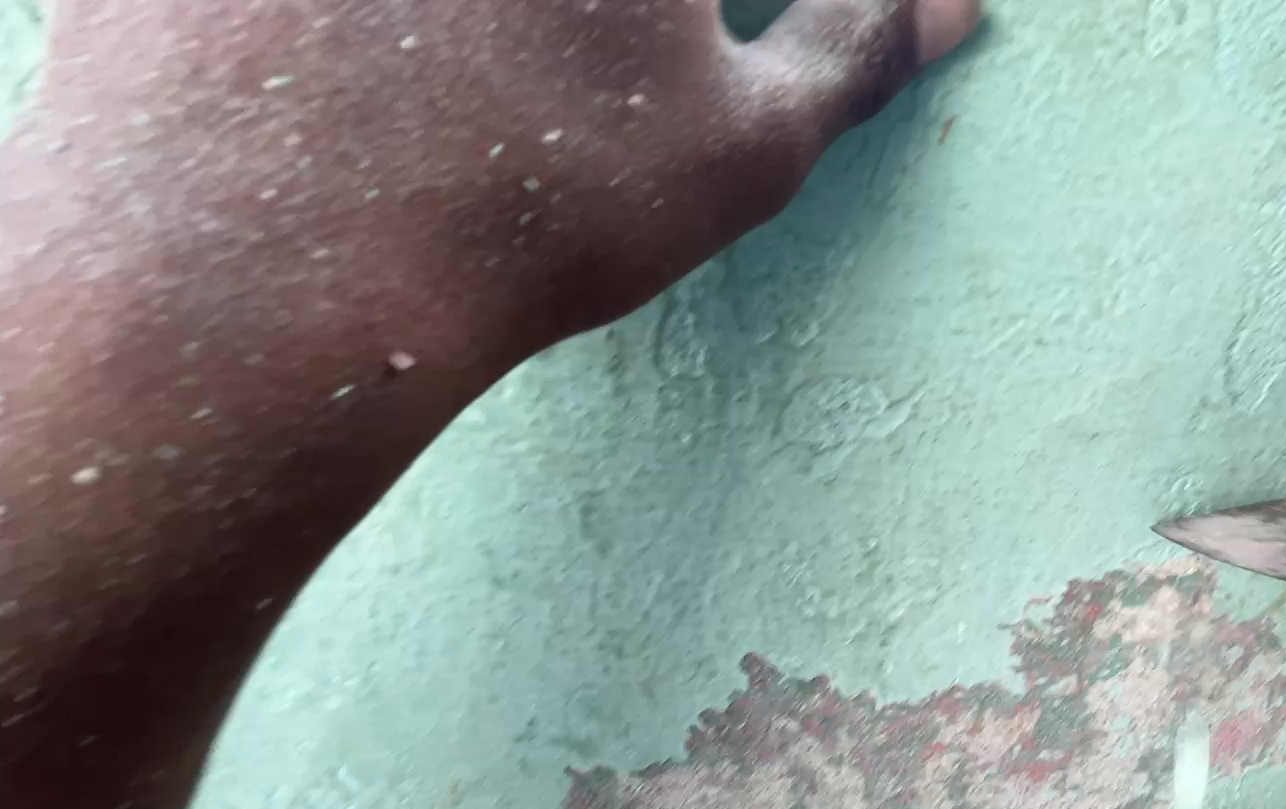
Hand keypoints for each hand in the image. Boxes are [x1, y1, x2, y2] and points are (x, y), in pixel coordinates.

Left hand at [0, 5, 979, 808]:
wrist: (287, 265)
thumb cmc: (559, 207)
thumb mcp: (750, 147)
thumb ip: (858, 54)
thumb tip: (957, 5)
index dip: (760, 8)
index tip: (734, 63)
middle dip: (666, 31)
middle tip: (650, 85)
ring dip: (576, 36)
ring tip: (548, 107)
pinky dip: (448, 16)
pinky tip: (444, 69)